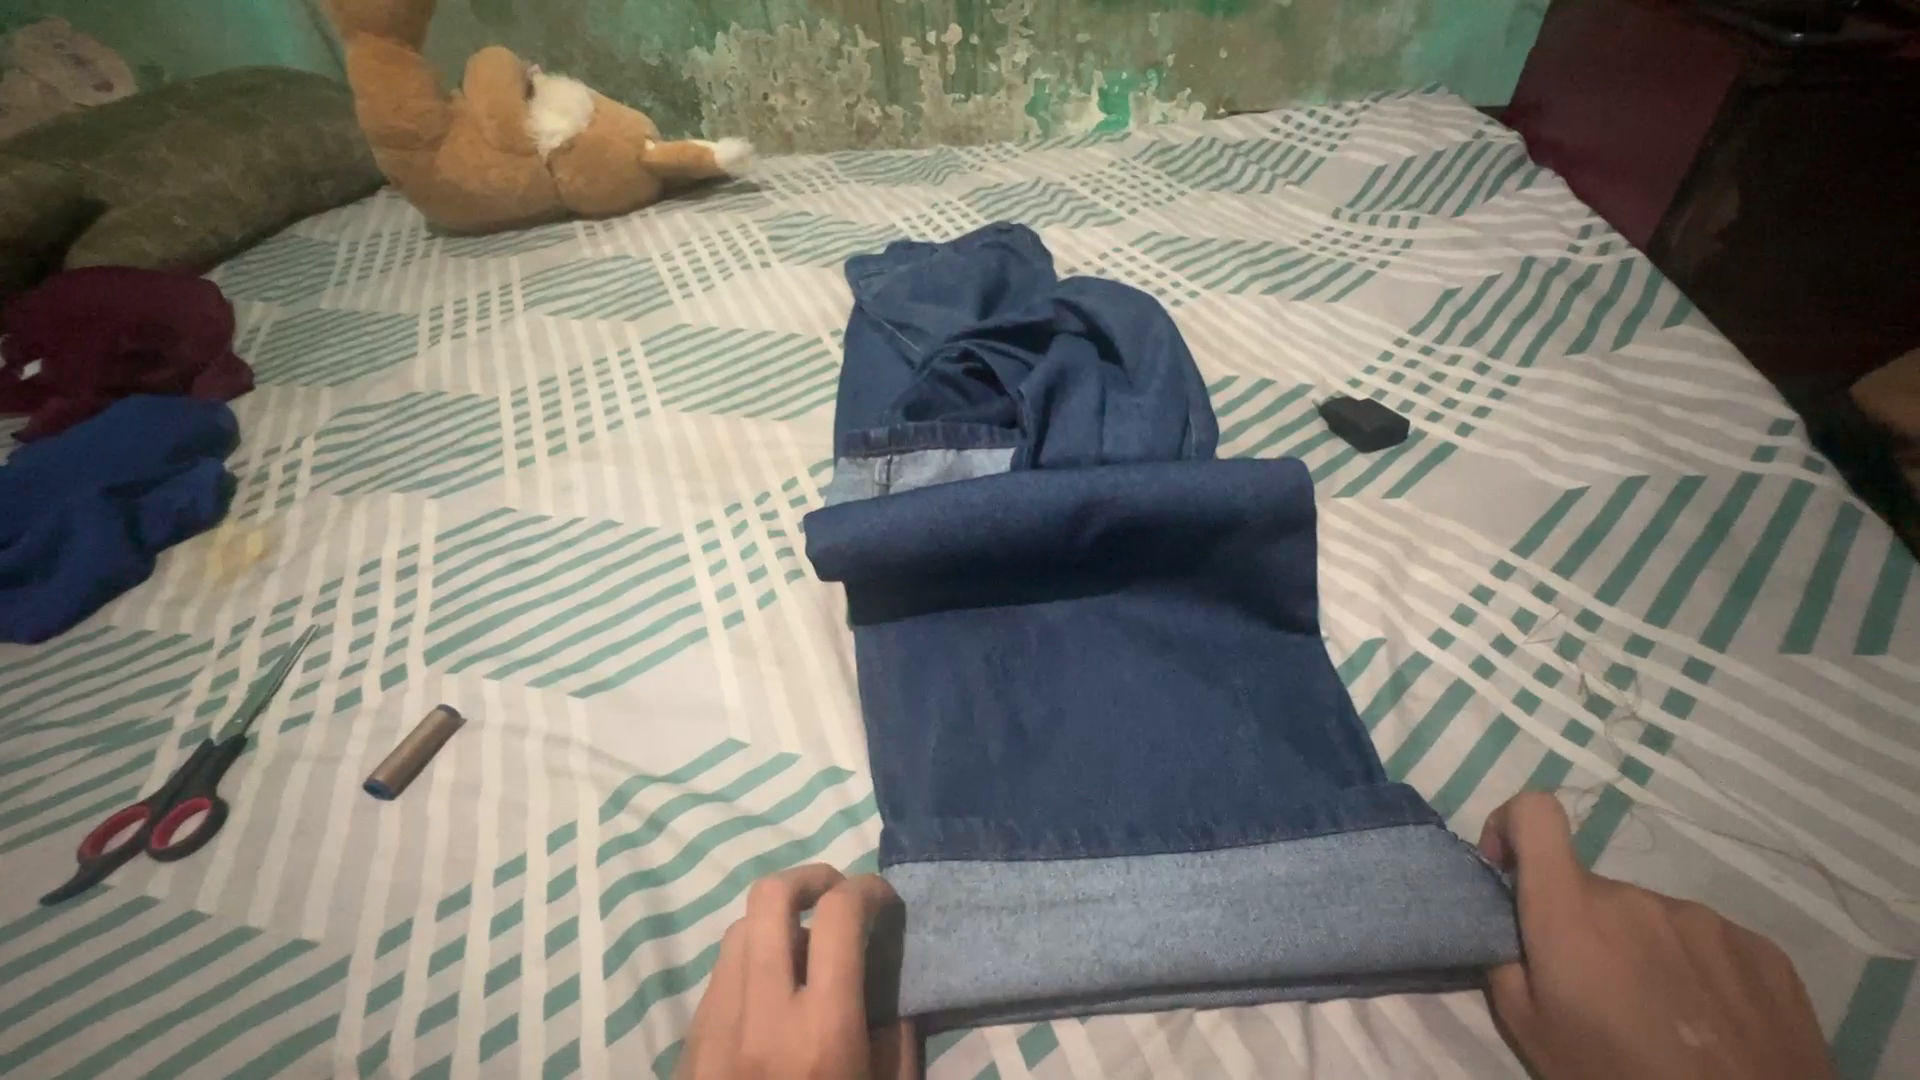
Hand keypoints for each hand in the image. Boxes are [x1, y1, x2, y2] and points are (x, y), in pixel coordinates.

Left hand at [677, 864, 917, 1079]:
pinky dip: (751, 958)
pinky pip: (721, 972)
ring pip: (739, 927)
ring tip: (806, 946)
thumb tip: (886, 973)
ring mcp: (715, 1025)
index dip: (868, 889)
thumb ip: (896, 1035)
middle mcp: (760, 1013)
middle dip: (811, 878)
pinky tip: (772, 990)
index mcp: (821, 1031)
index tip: (885, 899)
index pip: (838, 915)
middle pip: (770, 896)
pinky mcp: (689, 1043)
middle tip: (839, 893)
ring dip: (779, 920)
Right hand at [1480, 793, 1835, 1079]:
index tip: (1509, 870)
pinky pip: (1703, 940)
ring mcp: (1705, 921)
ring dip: (1638, 949)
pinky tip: (1707, 1020)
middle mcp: (1634, 897)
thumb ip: (1504, 955)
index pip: (1534, 812)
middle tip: (1593, 990)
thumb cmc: (1615, 1075)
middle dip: (1580, 925)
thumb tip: (1511, 924)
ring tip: (1659, 1014)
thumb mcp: (1526, 1025)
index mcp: (1569, 907)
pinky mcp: (1762, 951)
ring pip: (1646, 917)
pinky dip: (1691, 967)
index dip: (1511, 826)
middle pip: (1588, 887)